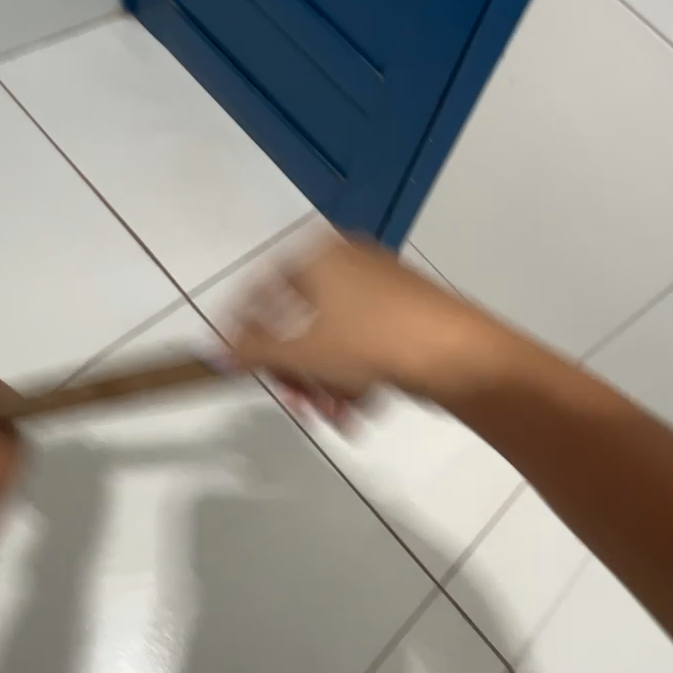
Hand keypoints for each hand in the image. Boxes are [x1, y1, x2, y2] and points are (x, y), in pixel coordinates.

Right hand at [228, 235, 524, 414]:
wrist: (458, 353)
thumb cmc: (371, 342)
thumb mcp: (302, 352)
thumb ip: (252, 352)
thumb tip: (215, 351)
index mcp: (320, 256)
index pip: (262, 286)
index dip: (243, 327)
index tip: (233, 365)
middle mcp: (350, 262)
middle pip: (300, 320)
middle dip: (297, 370)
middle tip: (298, 402)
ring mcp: (381, 287)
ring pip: (334, 339)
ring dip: (326, 383)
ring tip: (334, 416)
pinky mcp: (405, 314)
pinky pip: (364, 345)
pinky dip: (356, 377)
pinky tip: (359, 411)